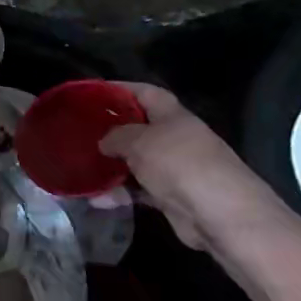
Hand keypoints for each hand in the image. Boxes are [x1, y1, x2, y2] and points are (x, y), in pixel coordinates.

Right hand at [99, 82, 264, 249]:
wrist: (217, 211)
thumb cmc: (178, 162)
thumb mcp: (140, 142)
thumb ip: (117, 137)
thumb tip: (103, 142)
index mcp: (172, 115)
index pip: (146, 93)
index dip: (121, 90)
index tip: (94, 93)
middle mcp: (175, 138)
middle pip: (140, 129)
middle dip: (113, 131)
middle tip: (83, 133)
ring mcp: (174, 169)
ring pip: (137, 162)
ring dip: (113, 167)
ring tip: (84, 168)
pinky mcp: (170, 197)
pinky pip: (139, 191)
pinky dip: (120, 194)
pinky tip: (97, 200)